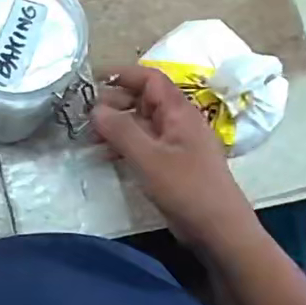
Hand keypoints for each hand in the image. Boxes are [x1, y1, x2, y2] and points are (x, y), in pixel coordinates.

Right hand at [94, 65, 256, 248]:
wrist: (219, 230)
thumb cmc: (187, 189)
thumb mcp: (148, 158)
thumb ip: (120, 130)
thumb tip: (95, 109)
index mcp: (179, 112)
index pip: (150, 79)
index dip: (123, 74)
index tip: (92, 80)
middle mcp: (178, 122)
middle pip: (143, 99)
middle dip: (113, 102)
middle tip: (85, 116)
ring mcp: (175, 143)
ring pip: (141, 122)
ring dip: (115, 124)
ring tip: (90, 136)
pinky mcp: (171, 163)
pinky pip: (143, 143)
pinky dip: (123, 143)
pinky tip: (105, 155)